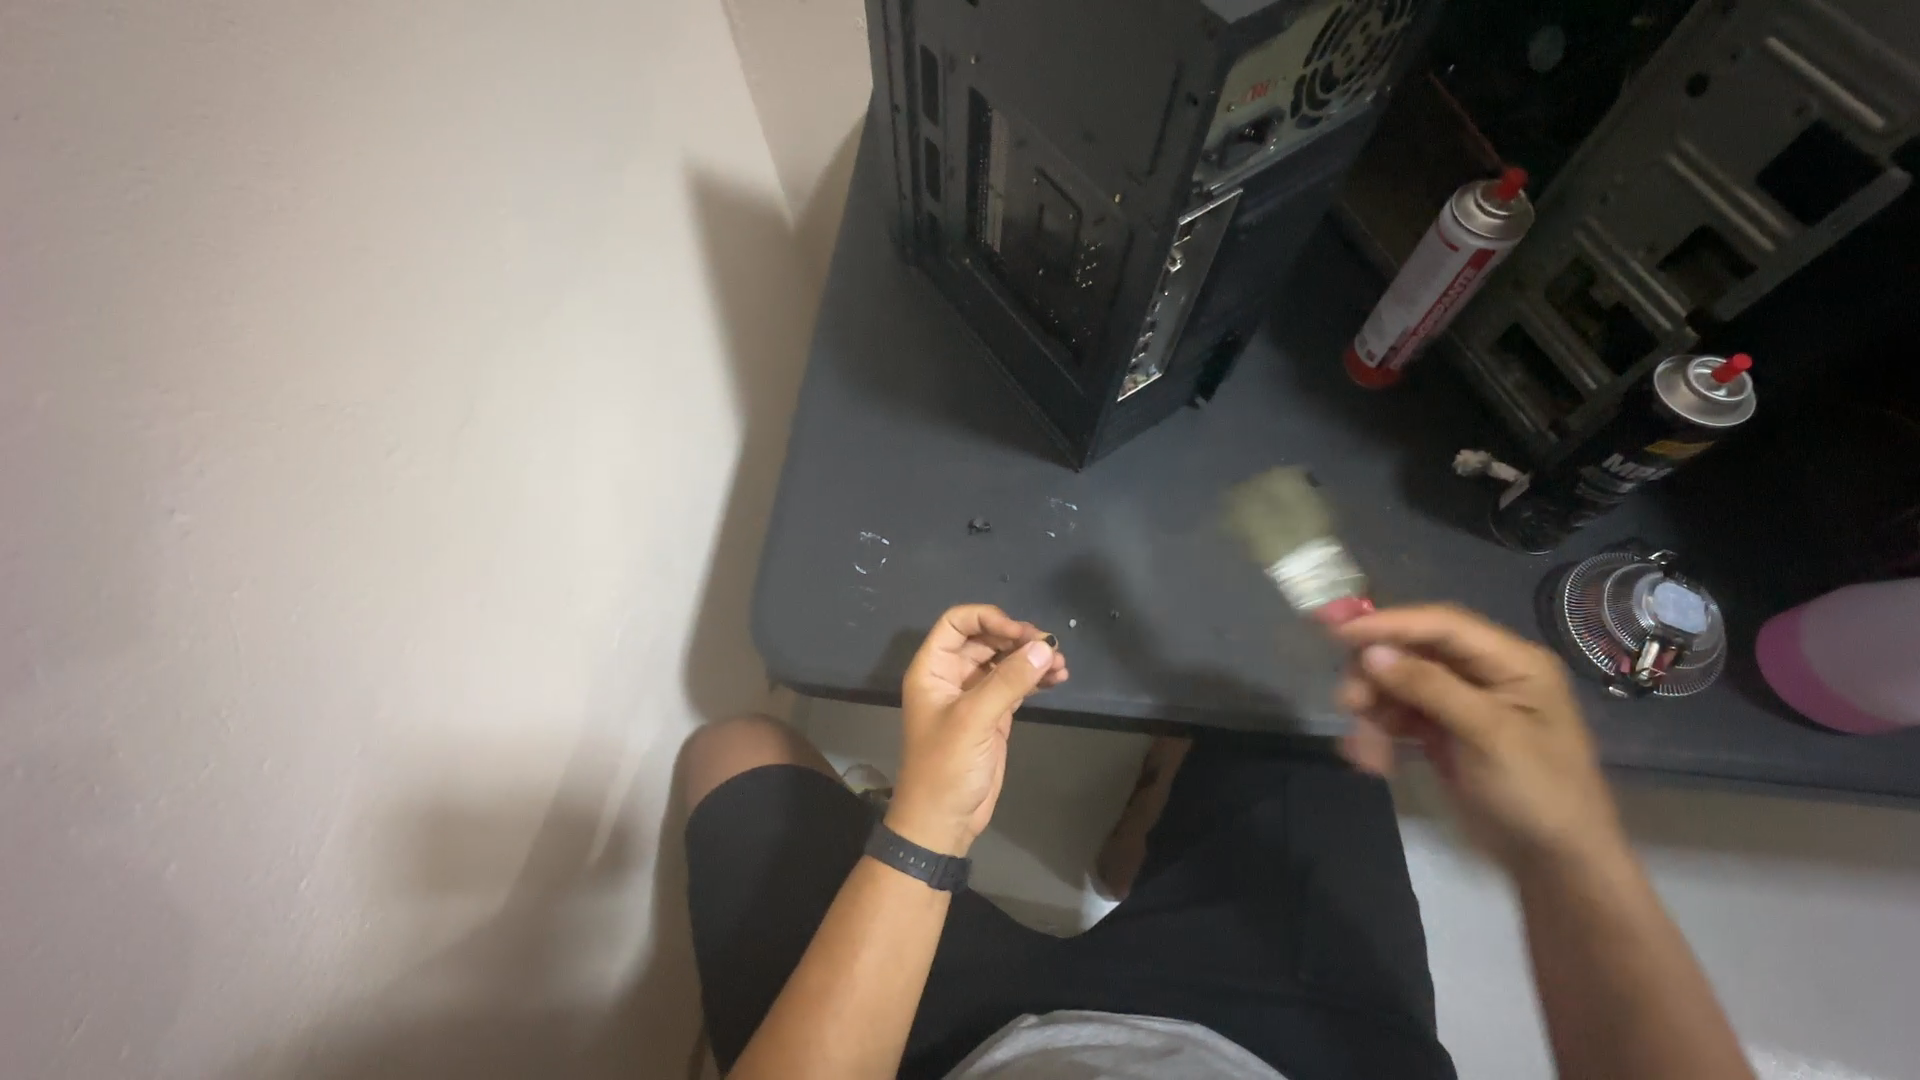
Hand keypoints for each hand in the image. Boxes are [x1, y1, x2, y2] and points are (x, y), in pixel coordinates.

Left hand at [891, 605, 1068, 855]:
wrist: (943, 821)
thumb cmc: (945, 767)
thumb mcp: (974, 720)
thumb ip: (1008, 681)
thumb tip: (1044, 648)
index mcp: (933, 668)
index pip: (957, 623)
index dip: (988, 618)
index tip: (1020, 632)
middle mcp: (952, 675)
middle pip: (986, 638)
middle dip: (1017, 638)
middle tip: (1049, 647)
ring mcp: (974, 694)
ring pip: (1004, 661)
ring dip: (1031, 658)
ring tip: (1061, 665)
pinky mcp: (993, 714)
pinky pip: (1016, 684)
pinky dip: (1036, 678)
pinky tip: (1058, 679)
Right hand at [1332, 604, 1626, 874]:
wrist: (1555, 864)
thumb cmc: (1539, 793)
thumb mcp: (1489, 735)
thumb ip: (1430, 687)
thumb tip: (1371, 652)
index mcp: (1512, 662)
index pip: (1441, 625)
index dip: (1389, 623)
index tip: (1338, 633)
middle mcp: (1484, 672)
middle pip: (1411, 652)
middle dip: (1375, 675)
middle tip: (1348, 704)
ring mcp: (1461, 702)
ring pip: (1397, 684)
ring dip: (1373, 710)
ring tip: (1364, 750)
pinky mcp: (1441, 729)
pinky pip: (1397, 714)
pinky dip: (1378, 732)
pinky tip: (1371, 759)